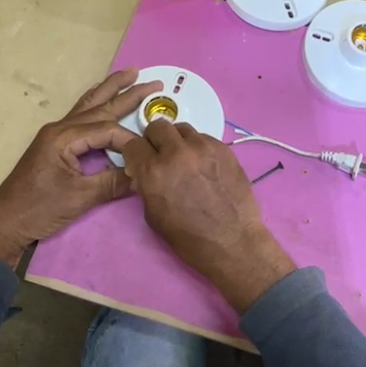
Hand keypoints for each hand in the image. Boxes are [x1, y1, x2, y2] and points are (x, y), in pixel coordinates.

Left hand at [0, 70, 162, 265]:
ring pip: (88, 105)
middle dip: (127, 93)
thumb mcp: (80, 198)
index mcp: (64, 138)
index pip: (107, 130)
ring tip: (130, 74)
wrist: (5, 224)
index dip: (129, 140)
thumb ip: (113, 182)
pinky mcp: (54, 143)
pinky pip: (80, 115)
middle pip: (99, 106)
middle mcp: (59, 129)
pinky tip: (103, 96)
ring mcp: (54, 134)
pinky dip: (96, 103)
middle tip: (152, 82)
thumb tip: (142, 173)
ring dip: (110, 89)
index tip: (145, 153)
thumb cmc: (39, 210)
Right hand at [121, 120, 294, 311]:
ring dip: (178, 141)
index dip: (135, 153)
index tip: (140, 161)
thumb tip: (145, 172)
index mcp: (153, 171)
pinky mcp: (223, 148)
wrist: (232, 240)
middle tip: (161, 156)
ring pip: (182, 128)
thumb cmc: (189, 237)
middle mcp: (176, 152)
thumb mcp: (154, 215)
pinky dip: (198, 147)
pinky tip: (204, 166)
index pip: (133, 144)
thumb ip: (146, 185)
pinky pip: (204, 138)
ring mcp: (203, 147)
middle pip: (158, 126)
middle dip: (155, 140)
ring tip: (185, 160)